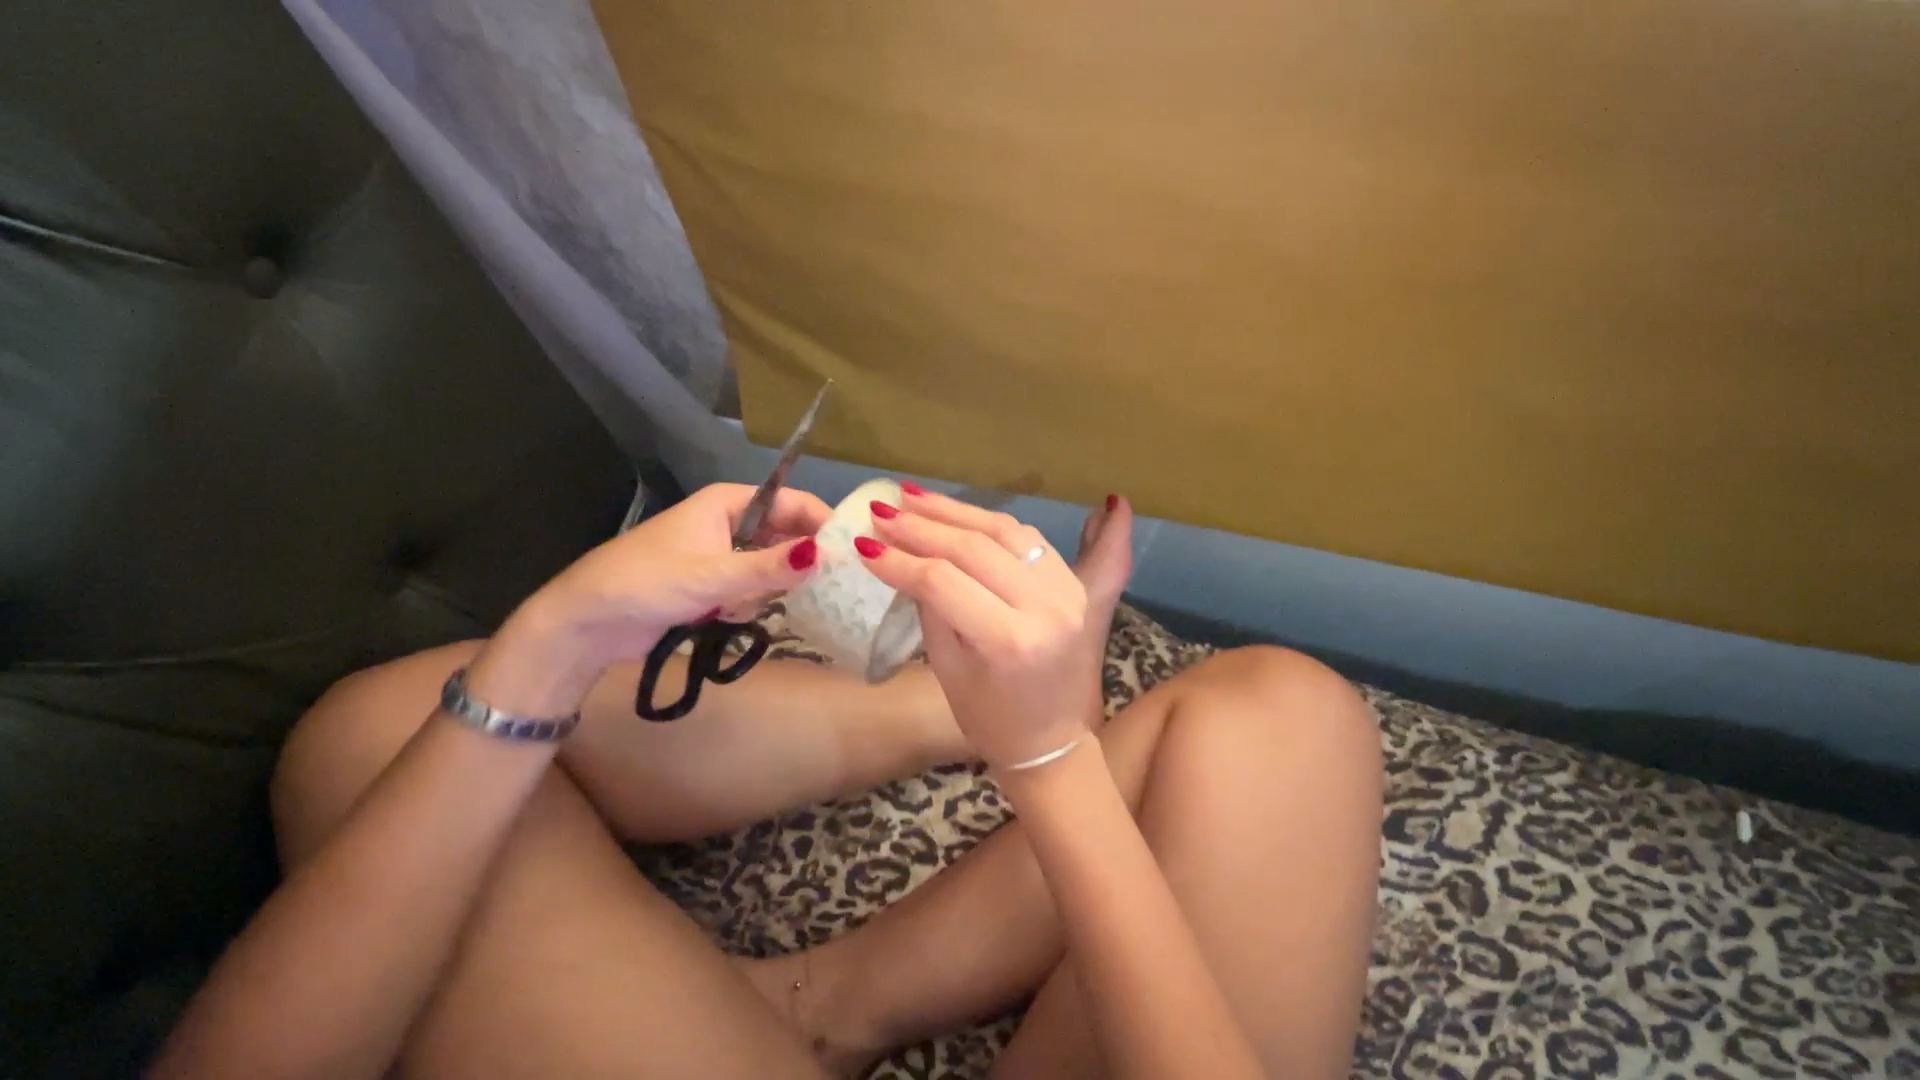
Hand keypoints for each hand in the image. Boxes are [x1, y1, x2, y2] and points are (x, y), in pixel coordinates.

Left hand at [499, 483, 829, 686]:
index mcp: (726, 503)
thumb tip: (825, 555)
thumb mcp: (713, 575)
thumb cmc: (648, 582)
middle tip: (827, 586)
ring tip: (758, 603)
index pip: (790, 502)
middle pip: (783, 535)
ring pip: (768, 567)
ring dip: (768, 588)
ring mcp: (718, 556)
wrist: (589, 621)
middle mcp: (728, 524)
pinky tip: (727, 617)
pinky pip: (748, 590)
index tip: (853, 548)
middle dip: (797, 561)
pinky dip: (746, 604)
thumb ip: (769, 568)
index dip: (821, 521)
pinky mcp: (709, 586)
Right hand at [856, 489, 1096, 770]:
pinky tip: (956, 514)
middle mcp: (1046, 607)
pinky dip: (990, 522)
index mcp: (1009, 641)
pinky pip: (1028, 540)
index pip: (944, 581)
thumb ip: (930, 608)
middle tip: (881, 509)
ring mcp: (1067, 592)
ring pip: (1005, 531)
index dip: (900, 560)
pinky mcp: (1074, 584)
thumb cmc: (990, 718)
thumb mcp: (947, 669)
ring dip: (955, 511)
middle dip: (921, 526)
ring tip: (912, 497)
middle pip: (975, 548)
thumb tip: (900, 555)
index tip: (863, 543)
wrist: (1052, 742)